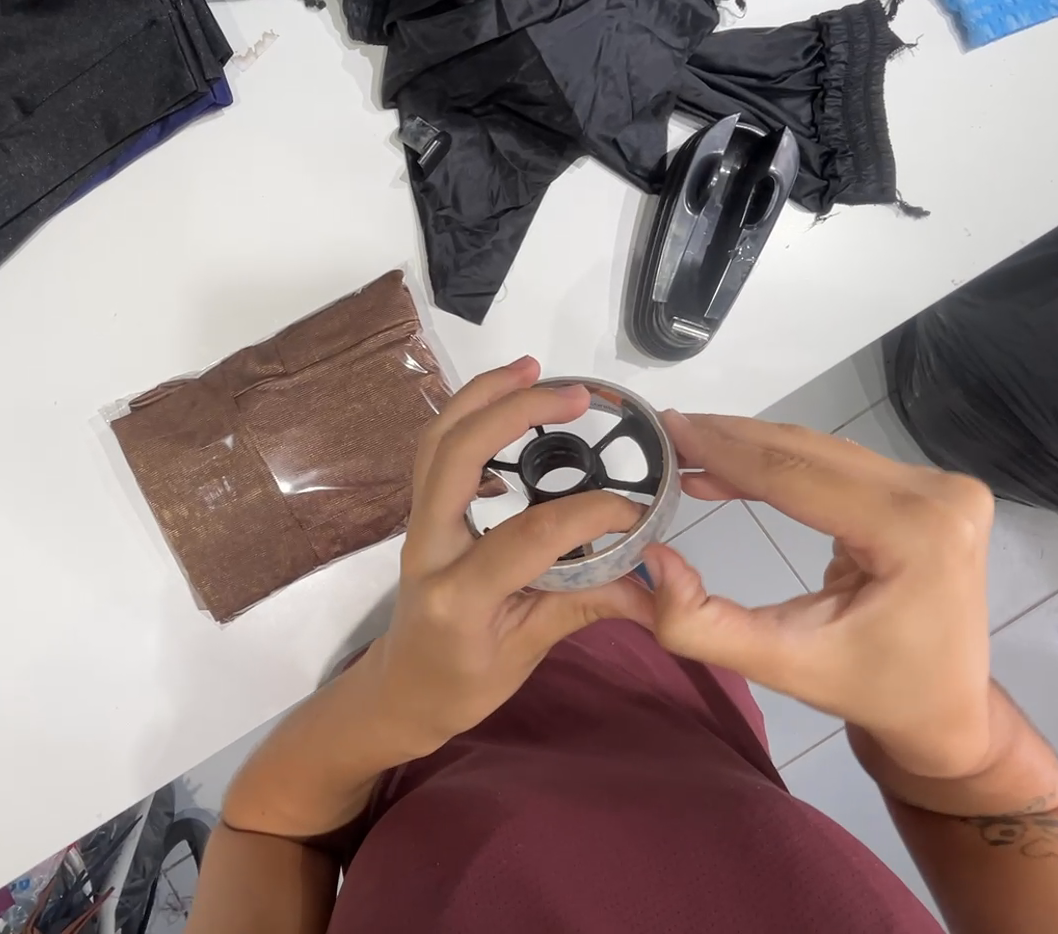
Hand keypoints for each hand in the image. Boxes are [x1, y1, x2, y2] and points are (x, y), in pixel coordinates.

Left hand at [355, 356, 657, 756]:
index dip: (588, 514)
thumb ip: (585, 606)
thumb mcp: (526, 653)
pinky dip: (466, 416)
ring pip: (437, 441)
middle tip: (575, 395)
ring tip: (531, 368)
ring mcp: (415, 524)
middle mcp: (427, 545)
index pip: (527, 537)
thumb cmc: (461, 683)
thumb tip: (655, 583)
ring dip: (481, 396)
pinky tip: (502, 402)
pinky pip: (436, 451)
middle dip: (514, 412)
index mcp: (457, 594)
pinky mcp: (419, 513)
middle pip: (457, 456)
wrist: (402, 688)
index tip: (635, 510)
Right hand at [639, 412, 994, 779]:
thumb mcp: (776, 664)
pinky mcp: (927, 490)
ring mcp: (940, 489)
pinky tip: (728, 467)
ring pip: (818, 450)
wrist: (945, 707)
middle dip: (729, 439)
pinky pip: (833, 462)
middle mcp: (940, 497)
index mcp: (917, 536)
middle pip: (807, 453)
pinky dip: (775, 462)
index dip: (725, 451)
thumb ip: (699, 624)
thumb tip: (651, 556)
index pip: (796, 478)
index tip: (667, 426)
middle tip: (665, 430)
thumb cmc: (867, 689)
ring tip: (686, 446)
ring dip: (747, 447)